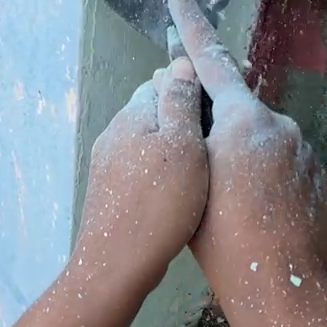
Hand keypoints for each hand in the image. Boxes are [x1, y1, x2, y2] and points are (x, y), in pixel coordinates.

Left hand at [73, 57, 208, 301]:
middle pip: (154, 113)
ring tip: (205, 169)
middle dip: (183, 121)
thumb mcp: (182, 147)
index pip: (161, 83)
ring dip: (174, 150)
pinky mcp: (110, 191)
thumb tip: (179, 63)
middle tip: (217, 143)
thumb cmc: (158, 204)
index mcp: (131, 116)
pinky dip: (163, 173)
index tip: (218, 109)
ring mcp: (108, 164)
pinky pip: (142, 169)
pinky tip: (182, 193)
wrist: (117, 264)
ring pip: (149, 144)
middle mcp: (114, 134)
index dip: (190, 91)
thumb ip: (180, 103)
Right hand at [168, 0, 326, 297]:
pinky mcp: (319, 179)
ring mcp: (305, 152)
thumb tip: (197, 105)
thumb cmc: (222, 235)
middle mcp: (280, 125)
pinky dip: (263, 179)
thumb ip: (195, 130)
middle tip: (200, 171)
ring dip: (240, 159)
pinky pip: (282, 164)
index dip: (189, 21)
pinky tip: (253, 214)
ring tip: (228, 206)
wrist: (279, 287)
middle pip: (236, 109)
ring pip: (259, 141)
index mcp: (244, 119)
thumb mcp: (192, 175)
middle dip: (214, 128)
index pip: (210, 58)